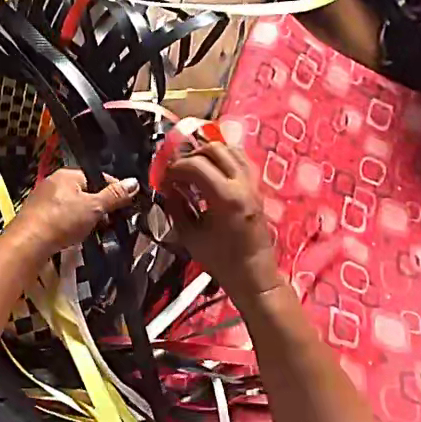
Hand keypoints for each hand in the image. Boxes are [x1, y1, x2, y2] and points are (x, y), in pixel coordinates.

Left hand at [9, 169, 139, 257]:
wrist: (28, 242)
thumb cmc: (61, 220)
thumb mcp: (94, 207)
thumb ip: (114, 196)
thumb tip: (133, 182)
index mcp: (67, 174)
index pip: (97, 177)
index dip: (114, 190)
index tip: (125, 204)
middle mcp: (53, 183)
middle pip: (84, 191)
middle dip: (99, 206)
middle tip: (110, 221)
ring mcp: (43, 200)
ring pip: (72, 205)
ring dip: (84, 217)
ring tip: (94, 230)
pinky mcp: (37, 217)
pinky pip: (60, 217)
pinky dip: (70, 225)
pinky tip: (74, 236)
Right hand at [159, 141, 284, 302]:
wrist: (253, 272)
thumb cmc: (220, 259)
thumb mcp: (189, 235)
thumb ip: (176, 207)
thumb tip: (167, 188)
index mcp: (225, 197)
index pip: (194, 164)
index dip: (174, 168)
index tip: (163, 179)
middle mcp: (242, 184)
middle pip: (213, 149)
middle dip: (189, 156)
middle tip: (176, 172)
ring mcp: (253, 183)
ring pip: (229, 149)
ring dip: (207, 154)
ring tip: (193, 170)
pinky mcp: (257, 186)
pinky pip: (240, 159)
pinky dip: (223, 158)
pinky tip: (211, 172)